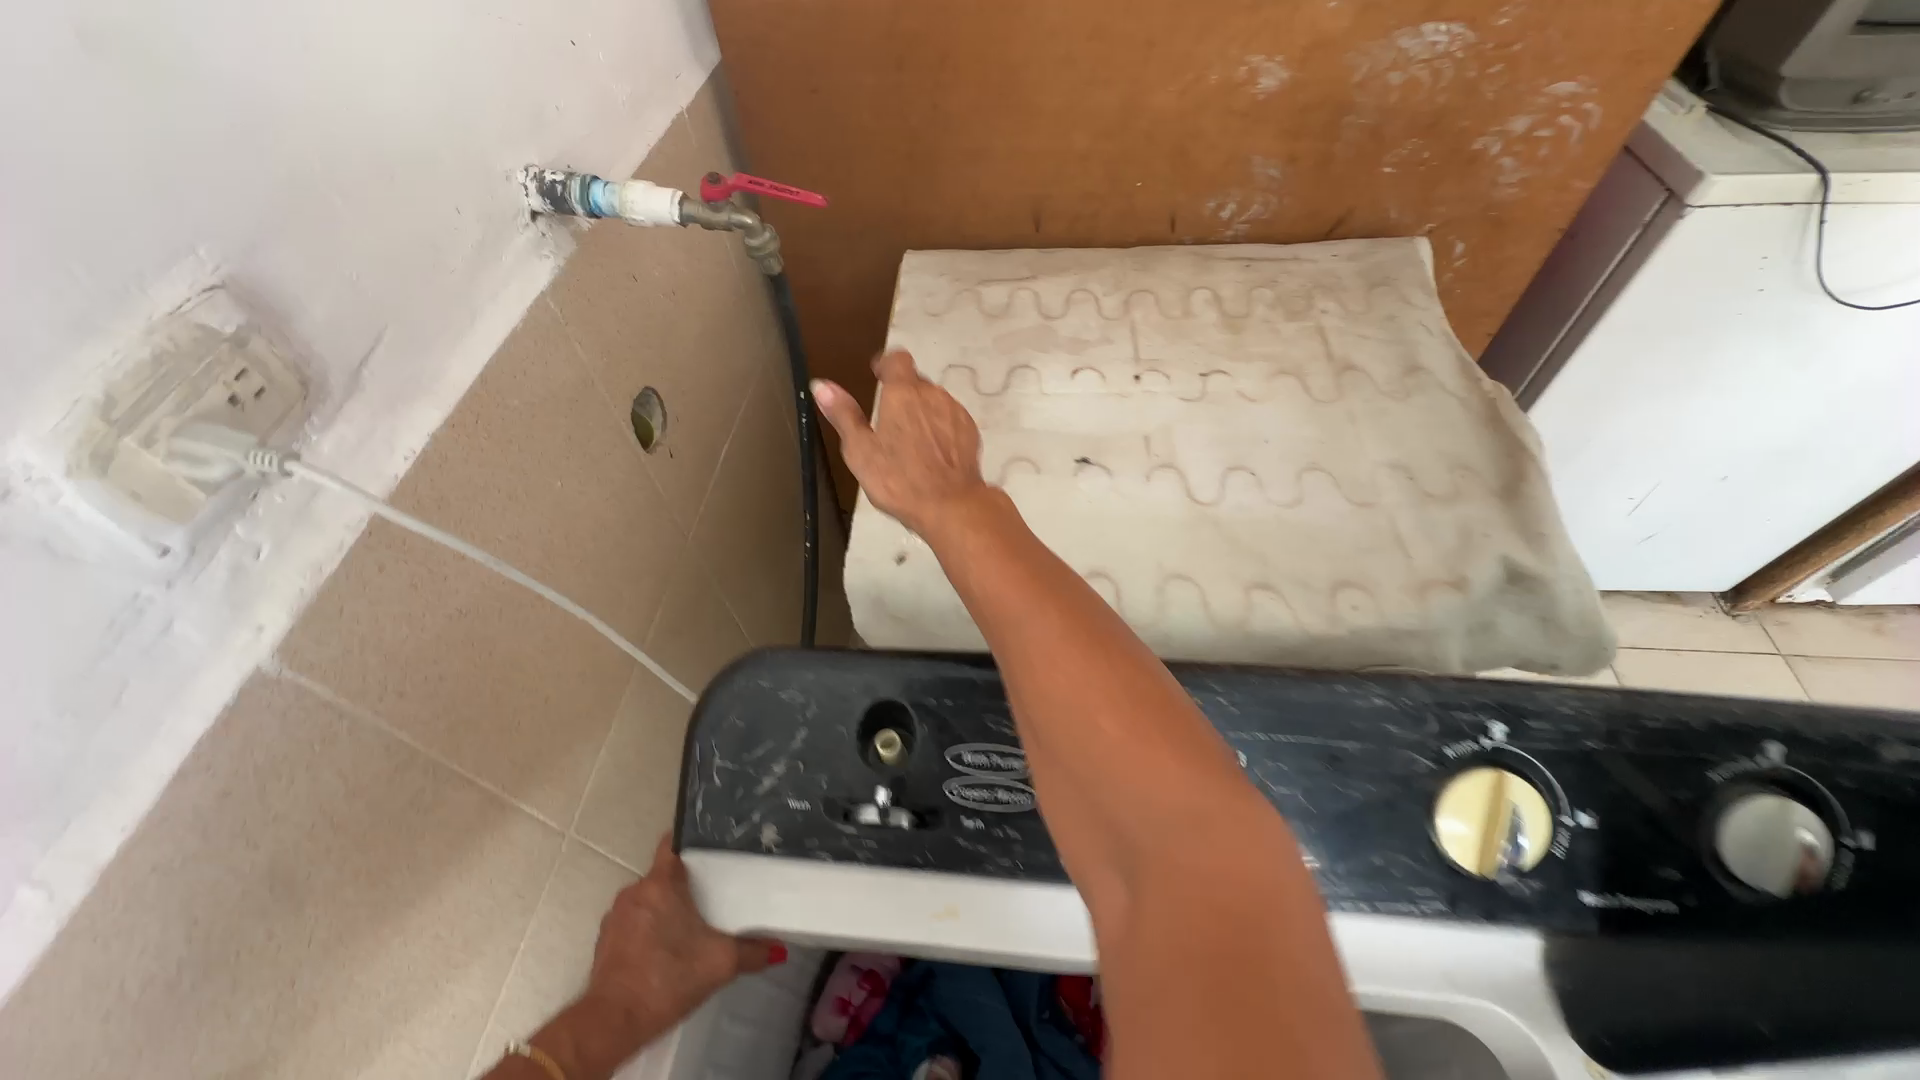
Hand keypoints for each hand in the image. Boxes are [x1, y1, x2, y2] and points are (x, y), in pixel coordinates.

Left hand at [582, 837, 784, 1046]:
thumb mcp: (721, 963)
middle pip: (664, 875)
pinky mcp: (604, 942)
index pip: (673, 844)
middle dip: (686, 884)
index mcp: (661, 884)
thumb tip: (780, 949)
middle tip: (714, 895)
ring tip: (691, 927)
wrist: (613, 1023)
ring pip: (648, 901)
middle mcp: (634, 892)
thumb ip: (753, 952)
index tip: (712, 850)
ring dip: (666, 910)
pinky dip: (648, 930)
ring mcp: (615, 917)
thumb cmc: (669, 978)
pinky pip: (633, 923)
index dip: (692, 842)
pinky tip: (665, 951)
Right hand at [812, 350, 990, 535]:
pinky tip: (932, 453)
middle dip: (902, 394)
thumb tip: (821, 385)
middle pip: (916, 381)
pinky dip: (940, 428)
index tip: (877, 375)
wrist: (950, 505)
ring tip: (910, 441)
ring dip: (922, 411)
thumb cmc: (899, 479)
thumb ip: (843, 415)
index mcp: (902, 393)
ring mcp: (955, 412)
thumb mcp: (861, 450)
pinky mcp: (971, 432)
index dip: (886, 364)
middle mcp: (932, 394)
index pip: (897, 359)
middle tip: (889, 421)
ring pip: (935, 400)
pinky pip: (950, 419)